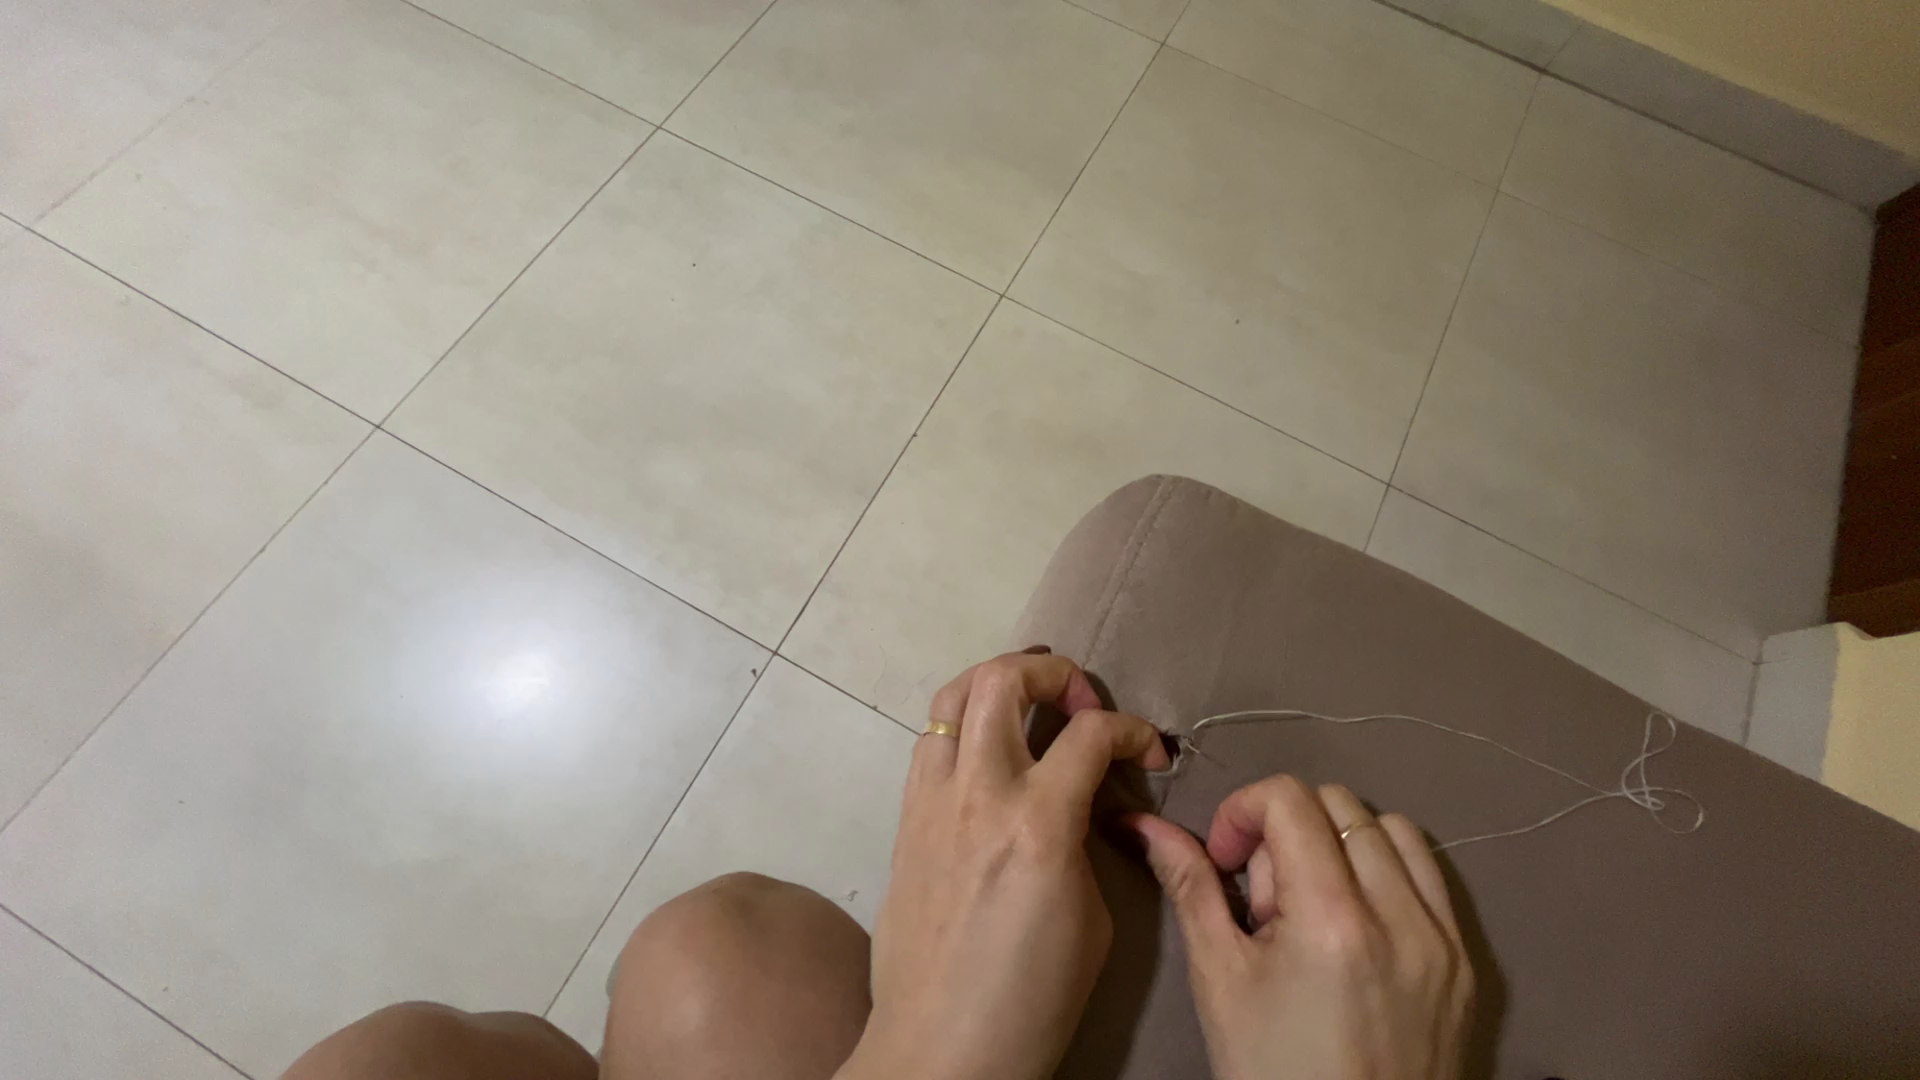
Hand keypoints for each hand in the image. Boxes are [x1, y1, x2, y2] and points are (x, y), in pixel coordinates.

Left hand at [838, 652, 1168, 1079]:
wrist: (941, 1046)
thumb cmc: (1032, 996)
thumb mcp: (1092, 916)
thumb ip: (1085, 837)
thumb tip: (1081, 800)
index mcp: (1037, 823)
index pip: (1091, 733)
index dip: (1133, 729)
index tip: (1150, 752)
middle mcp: (978, 791)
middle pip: (1002, 678)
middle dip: (1052, 670)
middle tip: (1080, 702)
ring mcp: (932, 798)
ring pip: (953, 694)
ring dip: (997, 682)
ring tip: (1029, 704)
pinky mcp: (906, 814)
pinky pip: (932, 740)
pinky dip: (965, 725)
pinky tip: (988, 754)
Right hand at [1130, 777, 1473, 1079]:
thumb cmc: (1271, 1067)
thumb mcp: (1217, 974)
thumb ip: (1188, 883)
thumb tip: (1144, 822)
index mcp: (1332, 917)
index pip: (1289, 798)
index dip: (1242, 811)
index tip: (1225, 860)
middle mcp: (1399, 915)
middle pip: (1335, 802)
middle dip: (1285, 827)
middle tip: (1264, 893)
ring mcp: (1444, 938)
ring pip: (1386, 825)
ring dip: (1336, 840)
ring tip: (1311, 900)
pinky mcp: (1466, 961)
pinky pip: (1428, 870)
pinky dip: (1383, 865)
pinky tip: (1354, 913)